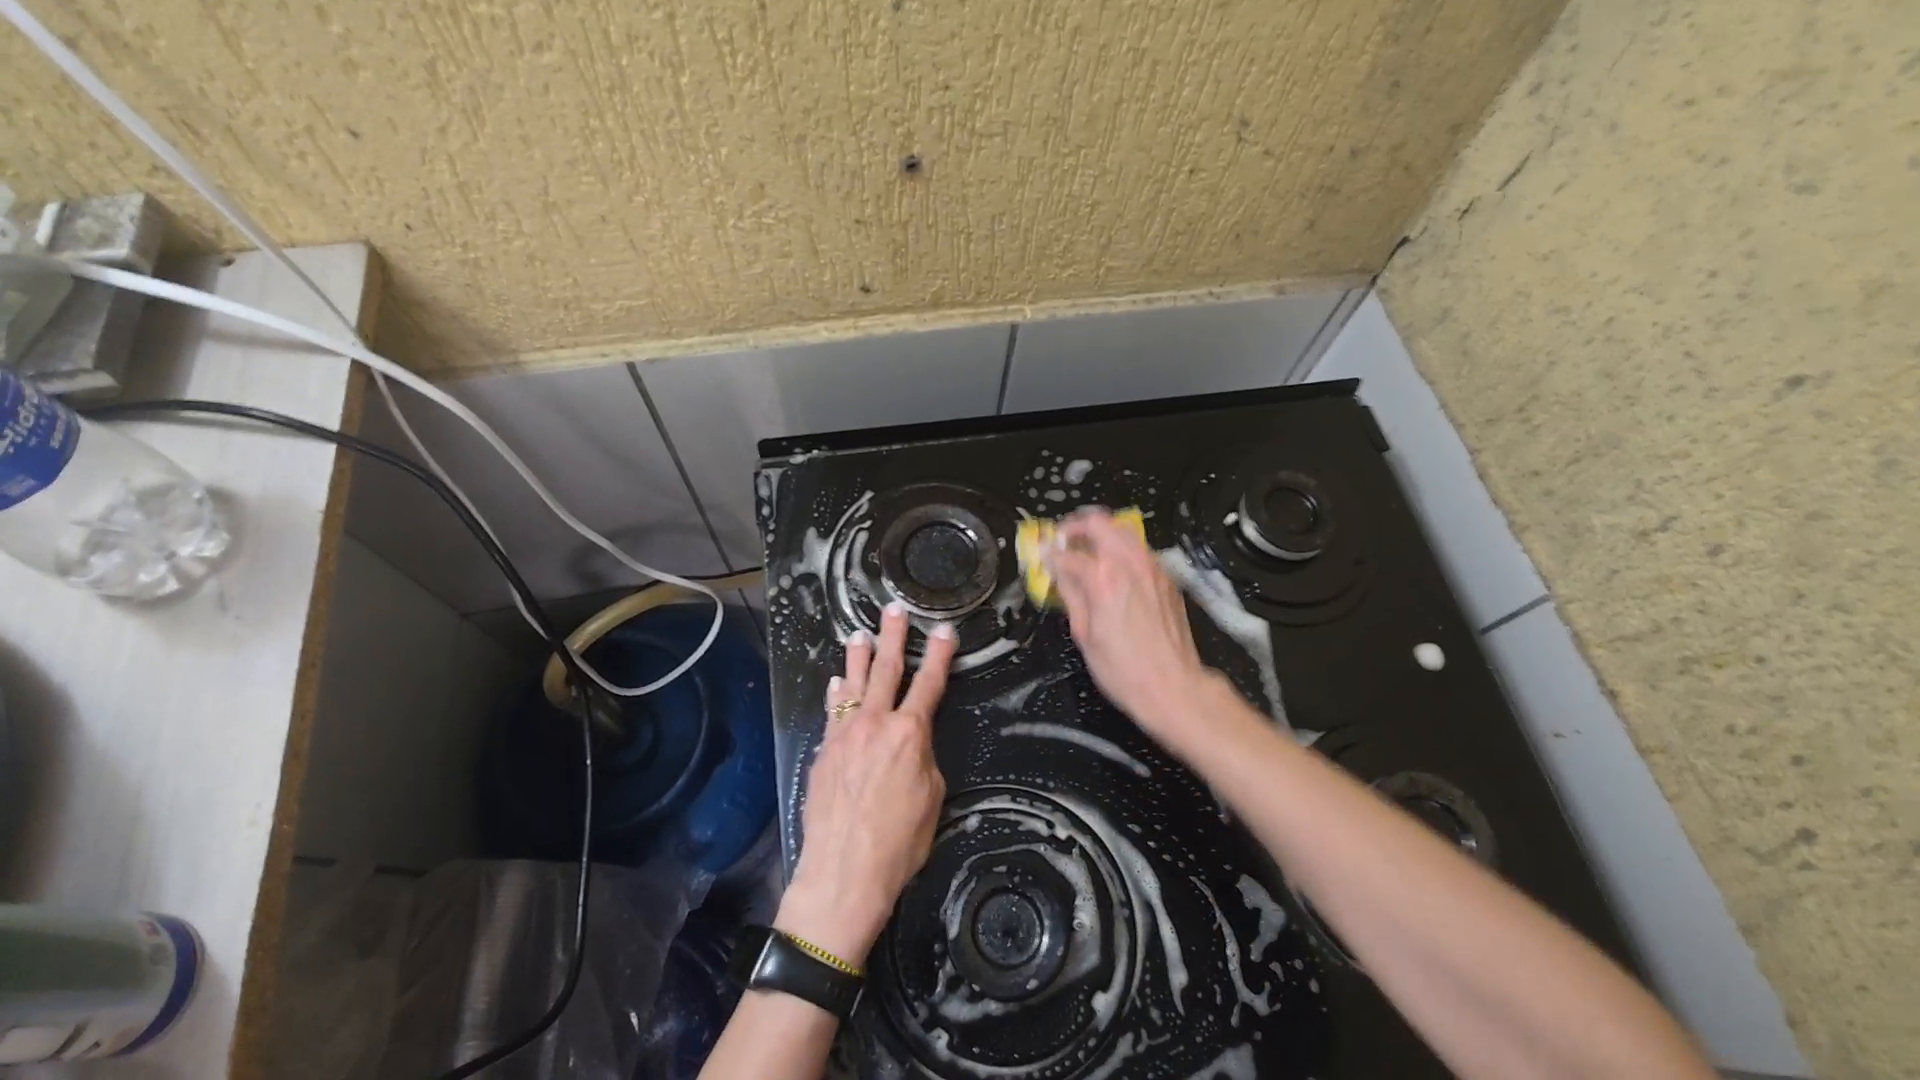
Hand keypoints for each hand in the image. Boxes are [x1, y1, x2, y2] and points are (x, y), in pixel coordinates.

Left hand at [778, 603, 954, 968]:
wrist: (844, 870)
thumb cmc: (899, 842)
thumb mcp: (932, 799)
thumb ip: (924, 761)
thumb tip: (913, 747)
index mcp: (910, 734)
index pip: (929, 684)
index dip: (938, 655)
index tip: (942, 630)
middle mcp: (875, 725)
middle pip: (885, 670)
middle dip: (892, 637)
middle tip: (893, 609)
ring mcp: (844, 735)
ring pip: (851, 684)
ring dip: (857, 657)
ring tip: (860, 633)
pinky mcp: (823, 751)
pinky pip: (832, 712)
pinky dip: (836, 693)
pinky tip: (835, 683)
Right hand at [1046, 509, 1222, 742]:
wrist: (1172, 686)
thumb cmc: (1122, 669)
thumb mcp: (1084, 634)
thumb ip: (1070, 594)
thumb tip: (1058, 573)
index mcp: (1103, 578)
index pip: (1066, 554)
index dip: (1049, 554)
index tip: (1041, 556)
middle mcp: (1130, 563)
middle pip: (1099, 522)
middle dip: (1076, 527)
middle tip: (1063, 540)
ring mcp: (1153, 567)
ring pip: (1123, 531)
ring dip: (1101, 534)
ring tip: (1087, 551)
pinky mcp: (1167, 578)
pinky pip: (1140, 550)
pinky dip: (1122, 550)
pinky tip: (1115, 571)